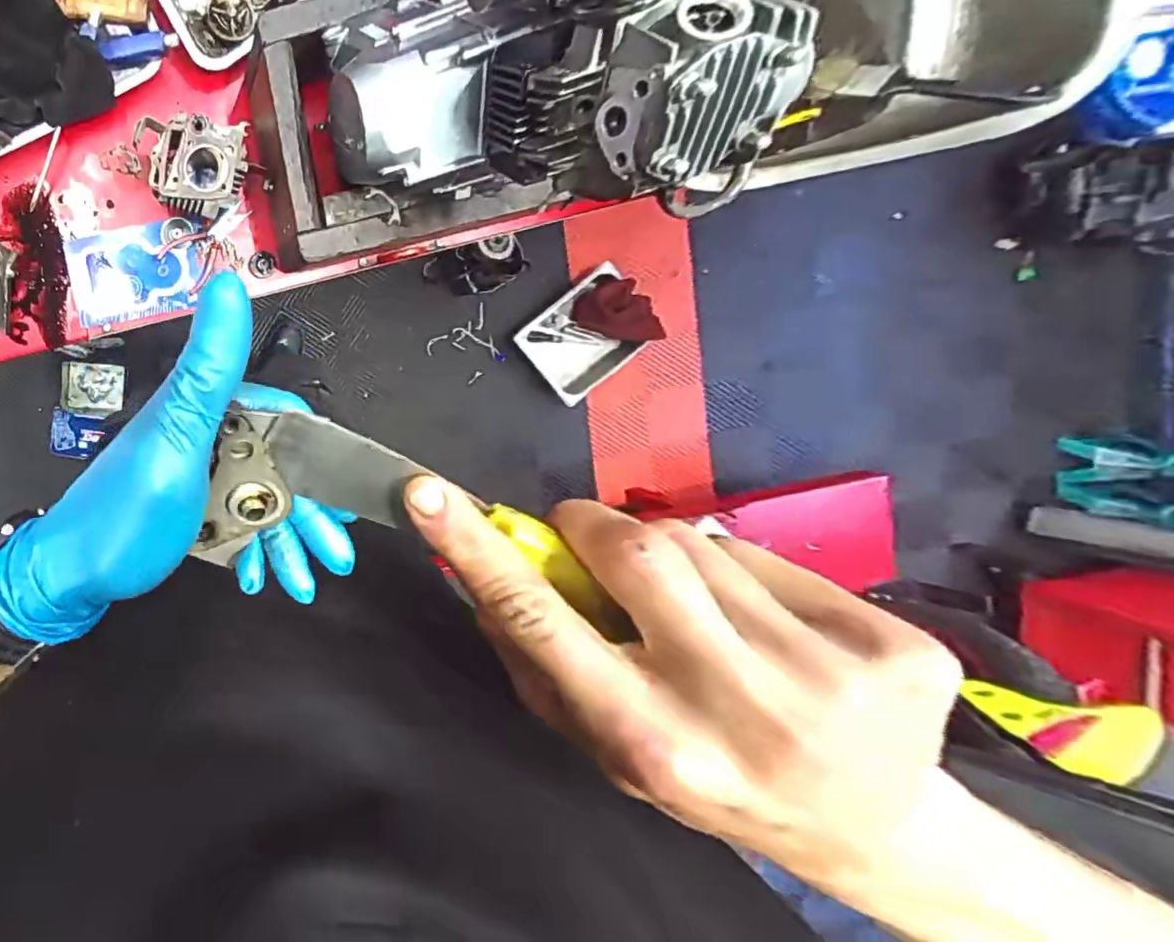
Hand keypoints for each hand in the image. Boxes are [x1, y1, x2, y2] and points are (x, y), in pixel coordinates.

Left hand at [0, 273, 355, 643]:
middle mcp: (206, 437)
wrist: (70, 578)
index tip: (340, 488)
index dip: (316, 453)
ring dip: (288, 540)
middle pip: (280, 467)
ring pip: (264, 501)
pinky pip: (240, 524)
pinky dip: (257, 550)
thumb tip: (228, 288)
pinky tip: (261, 575)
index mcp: (208, 413)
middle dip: (309, 512)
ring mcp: (201, 476)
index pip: (283, 417)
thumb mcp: (174, 438)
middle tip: (333, 550)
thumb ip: (208, 370)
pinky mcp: (194, 508)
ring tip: (303, 577)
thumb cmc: (121, 515)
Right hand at [404, 482, 961, 889]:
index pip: (539, 619)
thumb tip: (476, 576)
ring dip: (662, 553)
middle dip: (590, 525)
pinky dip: (728, 566)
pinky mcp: (895, 643)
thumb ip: (534, 659)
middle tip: (579, 536)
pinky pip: (760, 553)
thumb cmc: (702, 779)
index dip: (476, 547)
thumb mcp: (601, 741)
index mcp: (648, 736)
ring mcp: (828, 671)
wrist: (876, 829)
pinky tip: (753, 620)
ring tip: (684, 603)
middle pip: (633, 550)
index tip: (427, 491)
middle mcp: (735, 704)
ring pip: (695, 542)